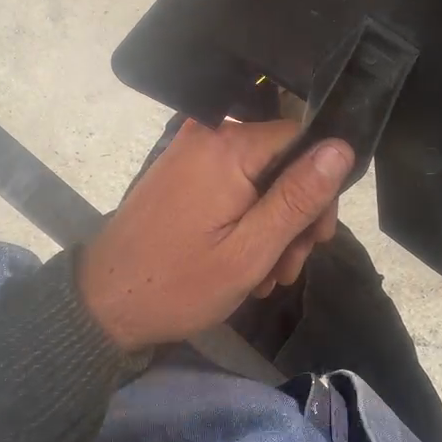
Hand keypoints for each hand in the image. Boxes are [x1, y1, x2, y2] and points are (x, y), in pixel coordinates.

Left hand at [80, 117, 352, 350]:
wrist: (98, 307)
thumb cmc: (177, 284)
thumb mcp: (250, 251)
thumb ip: (298, 197)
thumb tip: (342, 147)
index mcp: (229, 145)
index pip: (303, 138)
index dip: (320, 185)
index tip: (318, 236)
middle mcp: (211, 133)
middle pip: (282, 158)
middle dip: (295, 212)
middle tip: (290, 267)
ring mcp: (193, 150)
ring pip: (260, 174)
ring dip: (273, 223)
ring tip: (267, 275)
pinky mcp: (182, 169)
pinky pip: (233, 181)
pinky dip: (246, 217)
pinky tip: (245, 261)